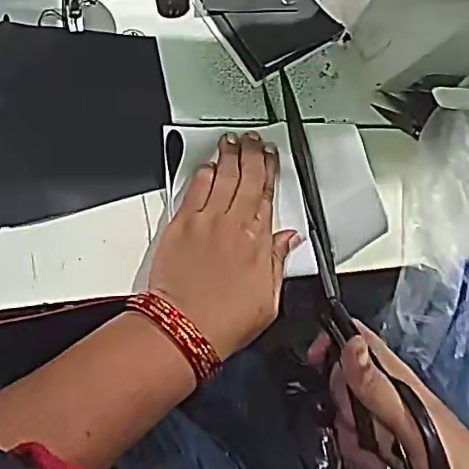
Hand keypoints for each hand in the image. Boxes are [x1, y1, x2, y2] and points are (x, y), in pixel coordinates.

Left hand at [147, 131, 300, 359]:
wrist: (183, 327)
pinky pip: (194, 189)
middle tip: (253, 140)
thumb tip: (287, 240)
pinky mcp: (181, 224)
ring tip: (232, 142)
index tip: (271, 158)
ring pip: (221, 176)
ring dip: (228, 156)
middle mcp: (232, 224)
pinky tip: (207, 165)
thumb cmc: (223, 320)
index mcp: (258, 242)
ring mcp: (205, 221)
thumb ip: (277, 262)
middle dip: (252, 154)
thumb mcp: (268, 298)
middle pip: (245, 177)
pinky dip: (202, 173)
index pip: (267, 194)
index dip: (270, 170)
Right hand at [305, 323, 413, 468]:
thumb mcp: (414, 430)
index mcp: (400, 381)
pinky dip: (358, 465)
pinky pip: (355, 446)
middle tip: (362, 438)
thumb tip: (351, 342)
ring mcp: (389, 424)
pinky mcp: (387, 450)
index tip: (315, 363)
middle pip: (342, 383)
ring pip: (346, 418)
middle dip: (342, 414)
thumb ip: (378, 387)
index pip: (358, 339)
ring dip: (351, 447)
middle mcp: (392, 396)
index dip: (332, 341)